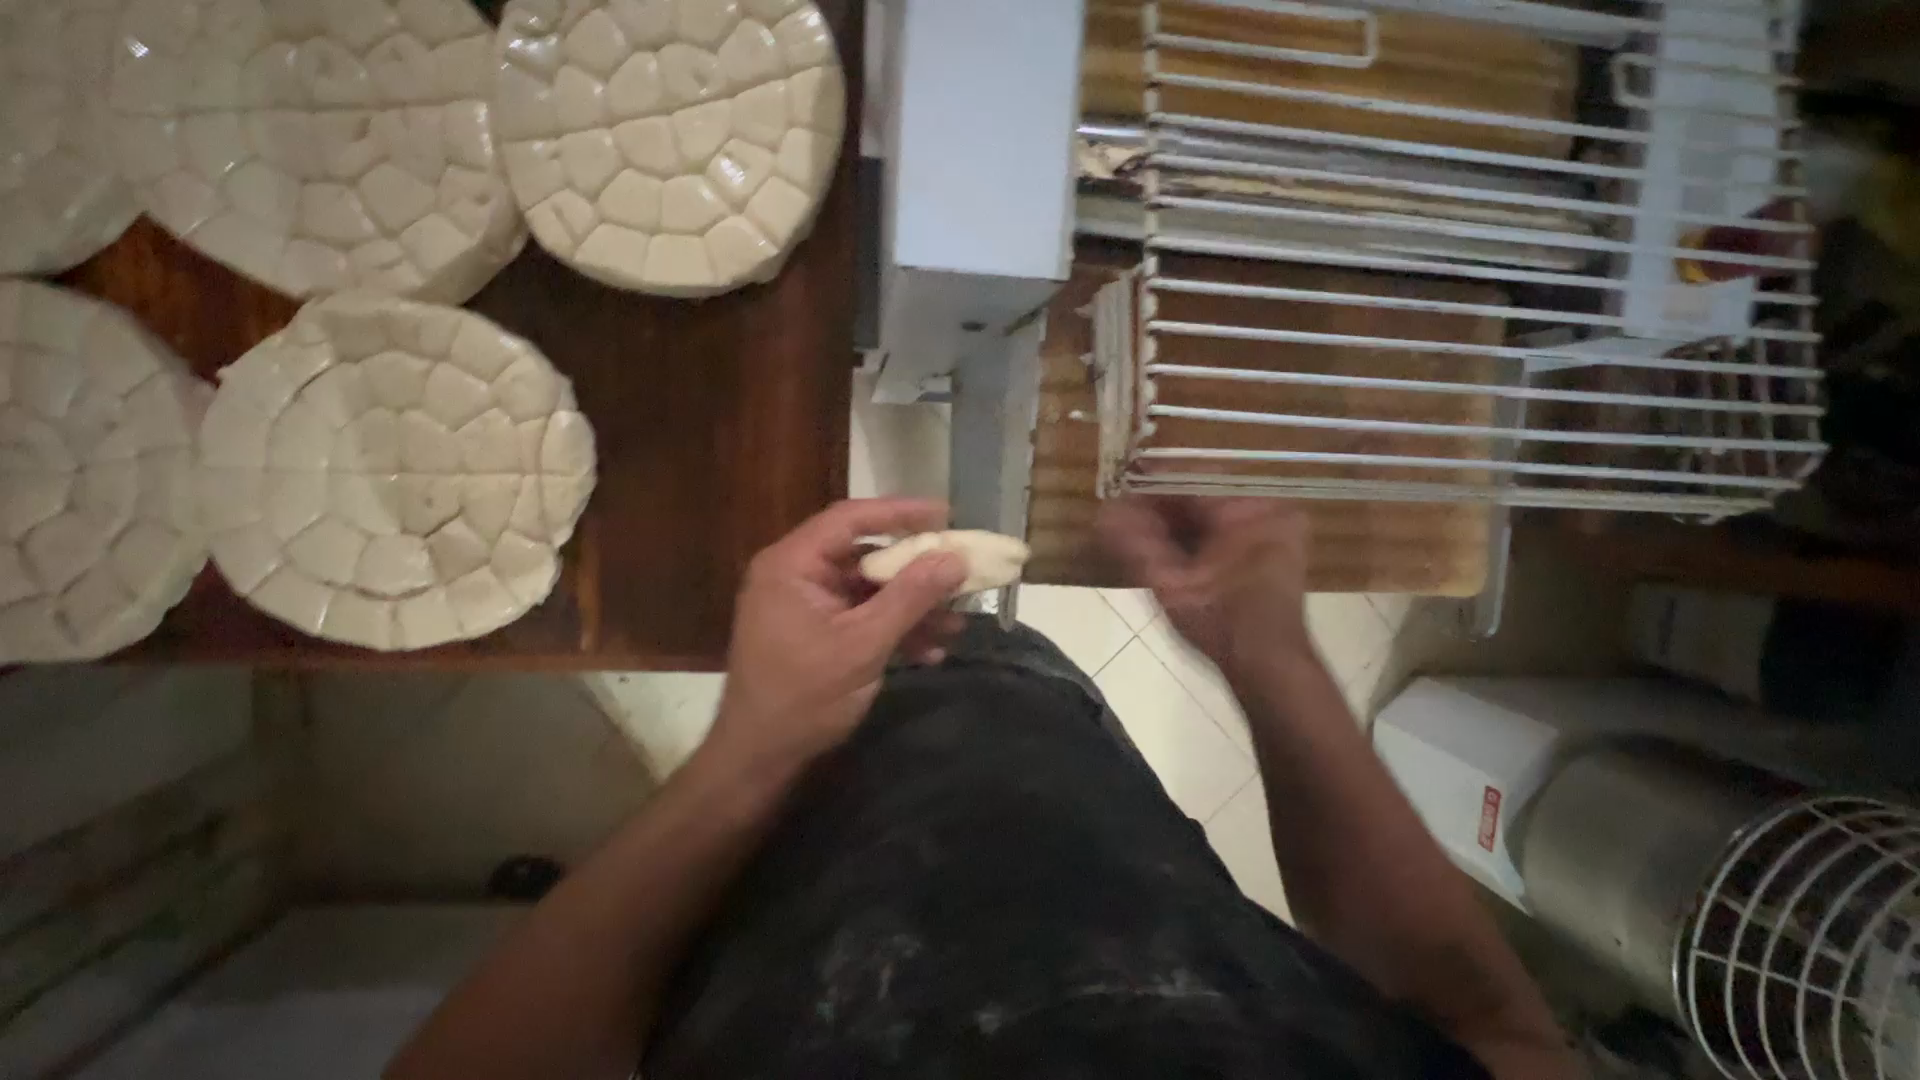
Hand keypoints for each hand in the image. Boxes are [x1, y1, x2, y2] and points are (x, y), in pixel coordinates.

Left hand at [705, 498, 968, 777]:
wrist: (760, 758)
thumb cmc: (803, 696)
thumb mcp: (862, 645)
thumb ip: (909, 598)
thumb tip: (955, 558)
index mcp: (793, 565)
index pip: (850, 519)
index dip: (900, 512)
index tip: (946, 514)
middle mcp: (798, 576)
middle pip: (865, 555)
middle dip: (916, 569)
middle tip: (962, 570)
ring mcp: (808, 607)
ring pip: (871, 590)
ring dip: (913, 606)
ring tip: (957, 622)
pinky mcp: (820, 635)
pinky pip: (864, 618)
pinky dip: (896, 630)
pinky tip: (932, 650)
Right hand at [1098, 496, 1313, 673]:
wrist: (1271, 665)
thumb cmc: (1221, 625)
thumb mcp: (1170, 584)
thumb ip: (1136, 543)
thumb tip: (1104, 513)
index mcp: (1247, 509)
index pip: (1188, 479)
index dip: (1149, 487)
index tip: (1119, 496)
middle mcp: (1269, 506)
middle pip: (1203, 492)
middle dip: (1164, 507)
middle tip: (1128, 521)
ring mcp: (1278, 524)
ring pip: (1216, 509)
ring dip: (1182, 521)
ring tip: (1147, 537)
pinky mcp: (1278, 543)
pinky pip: (1232, 524)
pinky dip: (1203, 533)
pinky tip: (1178, 550)